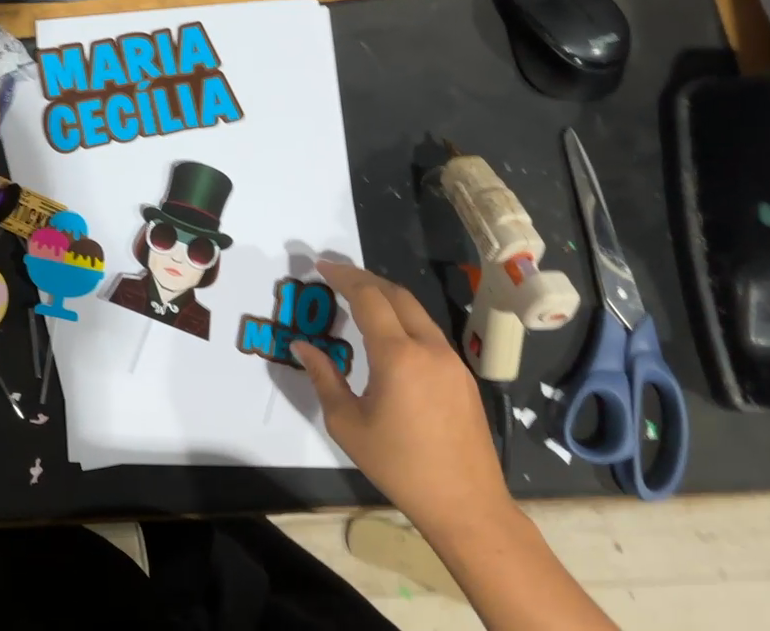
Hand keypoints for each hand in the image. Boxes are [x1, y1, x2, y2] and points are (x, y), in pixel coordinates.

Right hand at [292, 259, 511, 536]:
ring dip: (387, 296)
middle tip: (336, 273)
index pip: (369, 298)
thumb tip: (303, 347)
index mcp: (398, 356)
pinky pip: (429, 333)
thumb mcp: (347, 423)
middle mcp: (429, 349)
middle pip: (397, 295)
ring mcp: (452, 362)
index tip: (321, 267)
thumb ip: (324, 377)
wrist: (466, 504)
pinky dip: (404, 318)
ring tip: (359, 296)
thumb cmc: (399, 464)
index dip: (344, 277)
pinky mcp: (463, 378)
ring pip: (417, 312)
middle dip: (365, 278)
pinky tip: (388, 332)